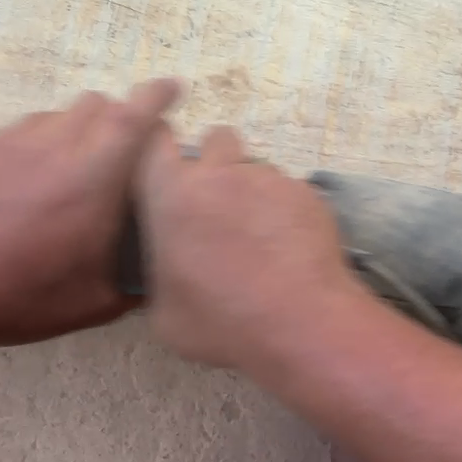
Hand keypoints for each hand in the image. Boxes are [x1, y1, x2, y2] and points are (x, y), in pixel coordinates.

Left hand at [0, 80, 179, 352]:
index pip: (136, 116)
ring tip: (74, 171)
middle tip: (126, 148)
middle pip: (98, 104)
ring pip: (57, 115)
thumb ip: (132, 285)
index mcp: (94, 177)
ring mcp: (7, 143)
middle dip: (121, 115)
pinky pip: (19, 131)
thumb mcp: (89, 304)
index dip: (160, 95)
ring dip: (79, 129)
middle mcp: (54, 146)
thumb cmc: (10, 297)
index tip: (174, 86)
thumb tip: (154, 278)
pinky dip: (39, 145)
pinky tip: (26, 186)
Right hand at [136, 124, 373, 371]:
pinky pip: (290, 191)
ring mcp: (269, 179)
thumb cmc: (221, 321)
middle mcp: (221, 174)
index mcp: (173, 194)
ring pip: (256, 168)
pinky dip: (287, 210)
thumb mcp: (165, 313)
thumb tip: (171, 270)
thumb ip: (162, 273)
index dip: (159, 149)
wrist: (300, 321)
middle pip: (216, 139)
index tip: (165, 170)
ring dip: (253, 191)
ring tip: (262, 236)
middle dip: (216, 161)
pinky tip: (291, 246)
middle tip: (219, 203)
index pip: (154, 140)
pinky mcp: (307, 192)